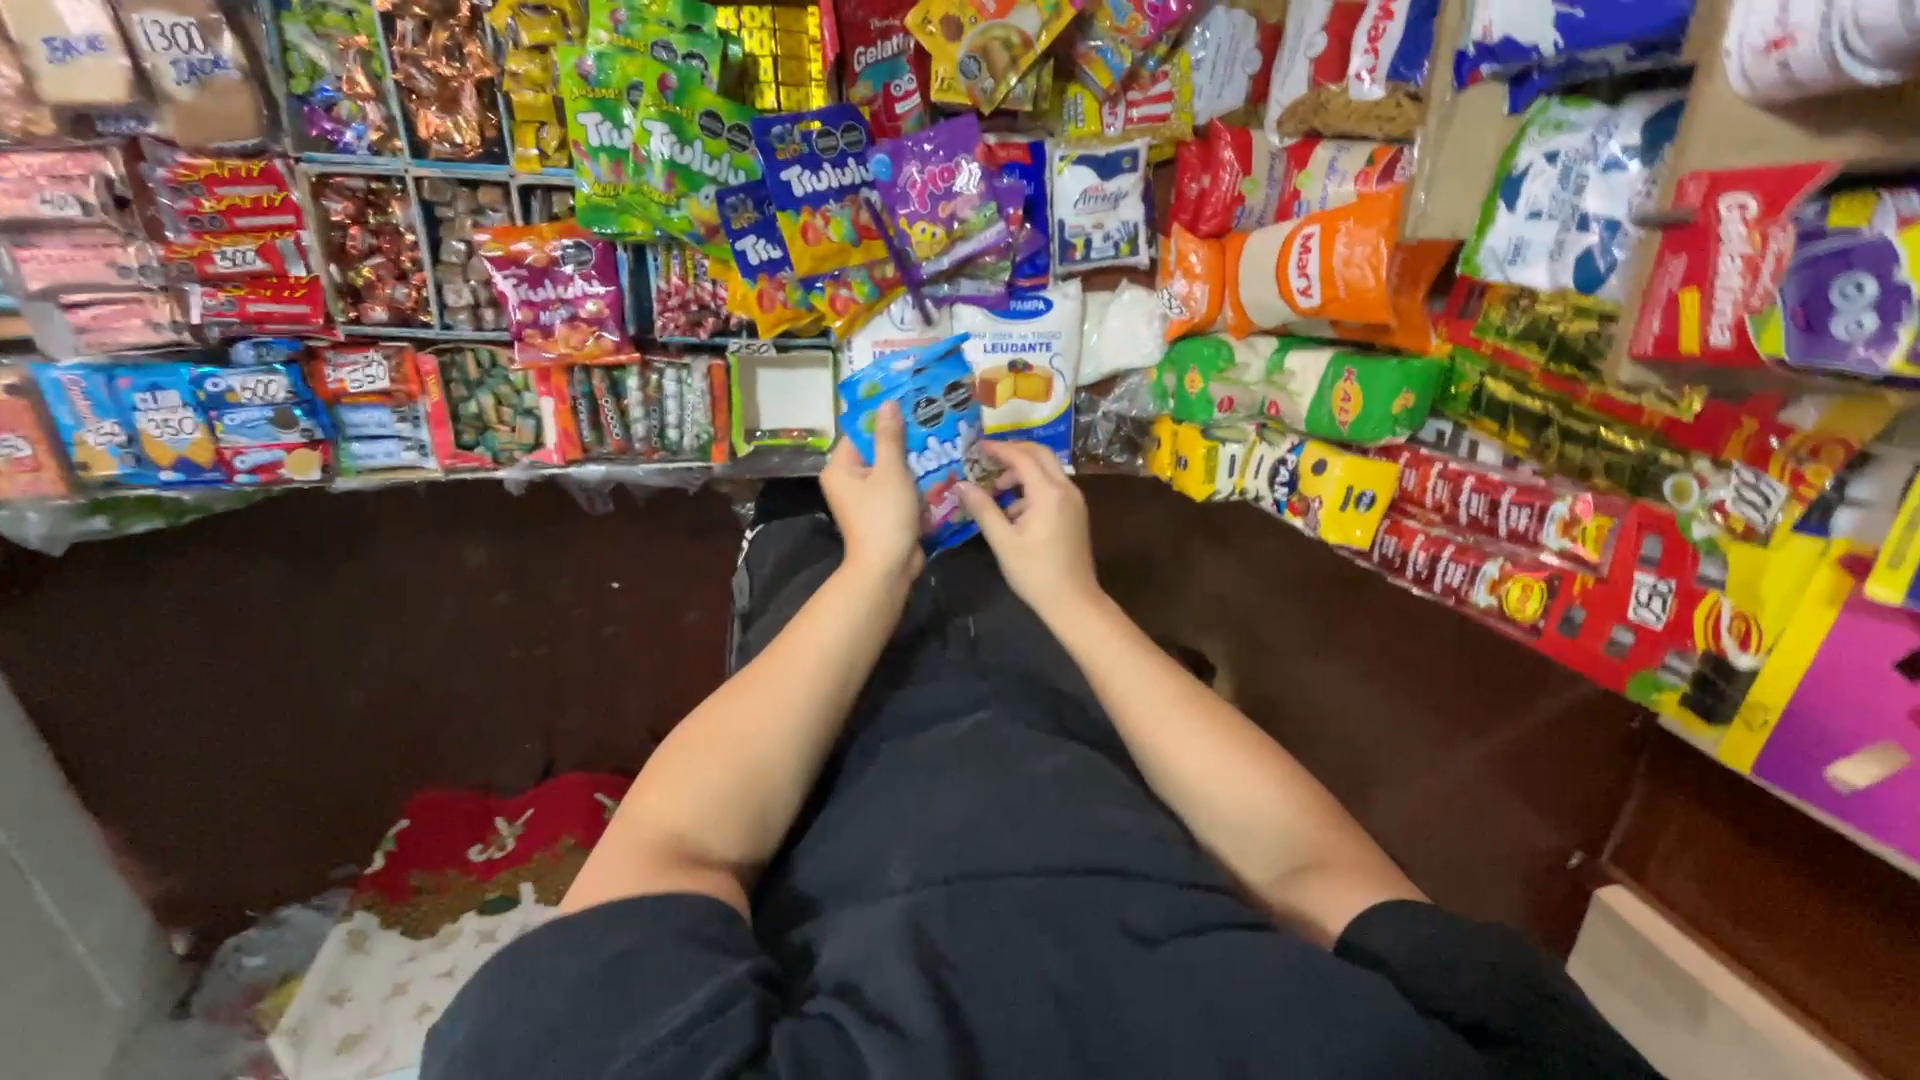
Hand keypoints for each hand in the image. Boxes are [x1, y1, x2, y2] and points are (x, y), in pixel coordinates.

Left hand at [821, 401, 925, 584]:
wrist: (889, 567)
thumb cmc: (884, 516)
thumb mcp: (890, 472)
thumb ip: (890, 437)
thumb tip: (887, 403)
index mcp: (840, 468)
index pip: (861, 432)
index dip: (884, 418)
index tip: (911, 403)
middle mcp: (849, 481)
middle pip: (878, 450)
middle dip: (904, 440)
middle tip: (932, 420)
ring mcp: (866, 498)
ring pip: (892, 470)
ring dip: (914, 461)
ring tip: (941, 441)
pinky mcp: (884, 512)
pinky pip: (900, 488)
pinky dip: (916, 482)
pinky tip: (940, 469)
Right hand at [957, 440, 1102, 621]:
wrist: (1073, 601)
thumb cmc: (1035, 573)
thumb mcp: (1003, 542)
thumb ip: (983, 509)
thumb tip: (961, 485)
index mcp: (1049, 493)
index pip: (1022, 457)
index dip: (999, 449)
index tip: (977, 446)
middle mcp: (1066, 489)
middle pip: (1040, 454)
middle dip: (1013, 452)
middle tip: (987, 458)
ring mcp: (1075, 501)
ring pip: (1048, 470)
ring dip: (1022, 471)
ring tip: (996, 490)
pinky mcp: (1076, 513)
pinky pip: (1053, 487)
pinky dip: (1033, 487)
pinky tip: (1014, 511)